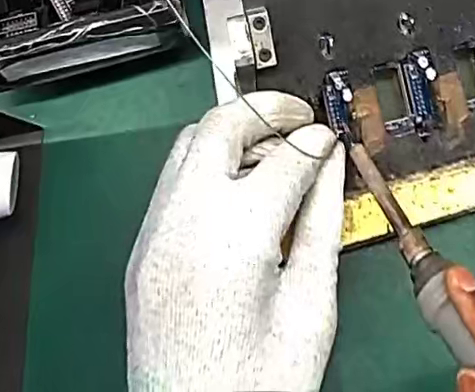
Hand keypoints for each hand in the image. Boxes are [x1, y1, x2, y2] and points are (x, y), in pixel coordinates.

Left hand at [126, 91, 344, 391]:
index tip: (330, 140)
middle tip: (301, 118)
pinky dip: (209, 161)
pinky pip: (174, 177)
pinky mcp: (143, 249)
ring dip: (234, 131)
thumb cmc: (255, 391)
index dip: (317, 142)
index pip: (286, 157)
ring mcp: (156, 234)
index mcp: (235, 237)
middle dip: (268, 110)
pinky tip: (239, 183)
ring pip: (191, 141)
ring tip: (273, 149)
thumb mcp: (310, 307)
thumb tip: (331, 165)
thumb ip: (323, 222)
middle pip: (224, 125)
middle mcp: (185, 222)